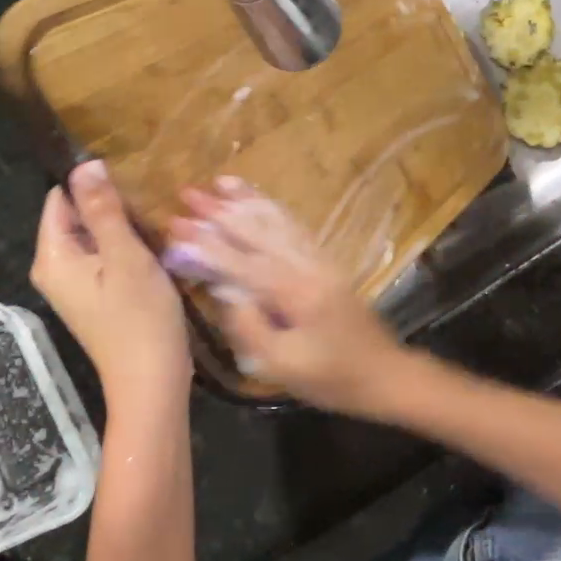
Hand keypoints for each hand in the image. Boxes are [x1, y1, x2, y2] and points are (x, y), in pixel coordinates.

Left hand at [31, 160, 191, 407]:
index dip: (92, 185)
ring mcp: (75, 286)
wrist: (152, 380)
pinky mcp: (96, 298)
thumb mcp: (127, 257)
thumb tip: (85, 166)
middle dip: (111, 207)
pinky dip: (127, 250)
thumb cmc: (140, 318)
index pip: (61, 199)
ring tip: (157, 222)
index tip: (130, 180)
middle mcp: (55, 269)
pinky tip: (155, 251)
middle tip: (150, 202)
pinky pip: (106, 259)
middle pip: (77, 218)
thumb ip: (104, 211)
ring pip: (96, 239)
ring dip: (123, 228)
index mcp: (53, 257)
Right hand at [168, 178, 403, 409]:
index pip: (244, 262)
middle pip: (261, 233)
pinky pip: (297, 229)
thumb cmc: (331, 378)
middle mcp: (310, 267)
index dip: (207, 244)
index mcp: (296, 292)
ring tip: (219, 182)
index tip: (175, 225)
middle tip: (186, 193)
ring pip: (281, 224)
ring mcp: (322, 262)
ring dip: (249, 203)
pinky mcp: (328, 264)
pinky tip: (259, 201)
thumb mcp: (281, 365)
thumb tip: (222, 290)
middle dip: (222, 213)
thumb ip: (249, 326)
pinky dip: (275, 211)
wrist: (384, 374)